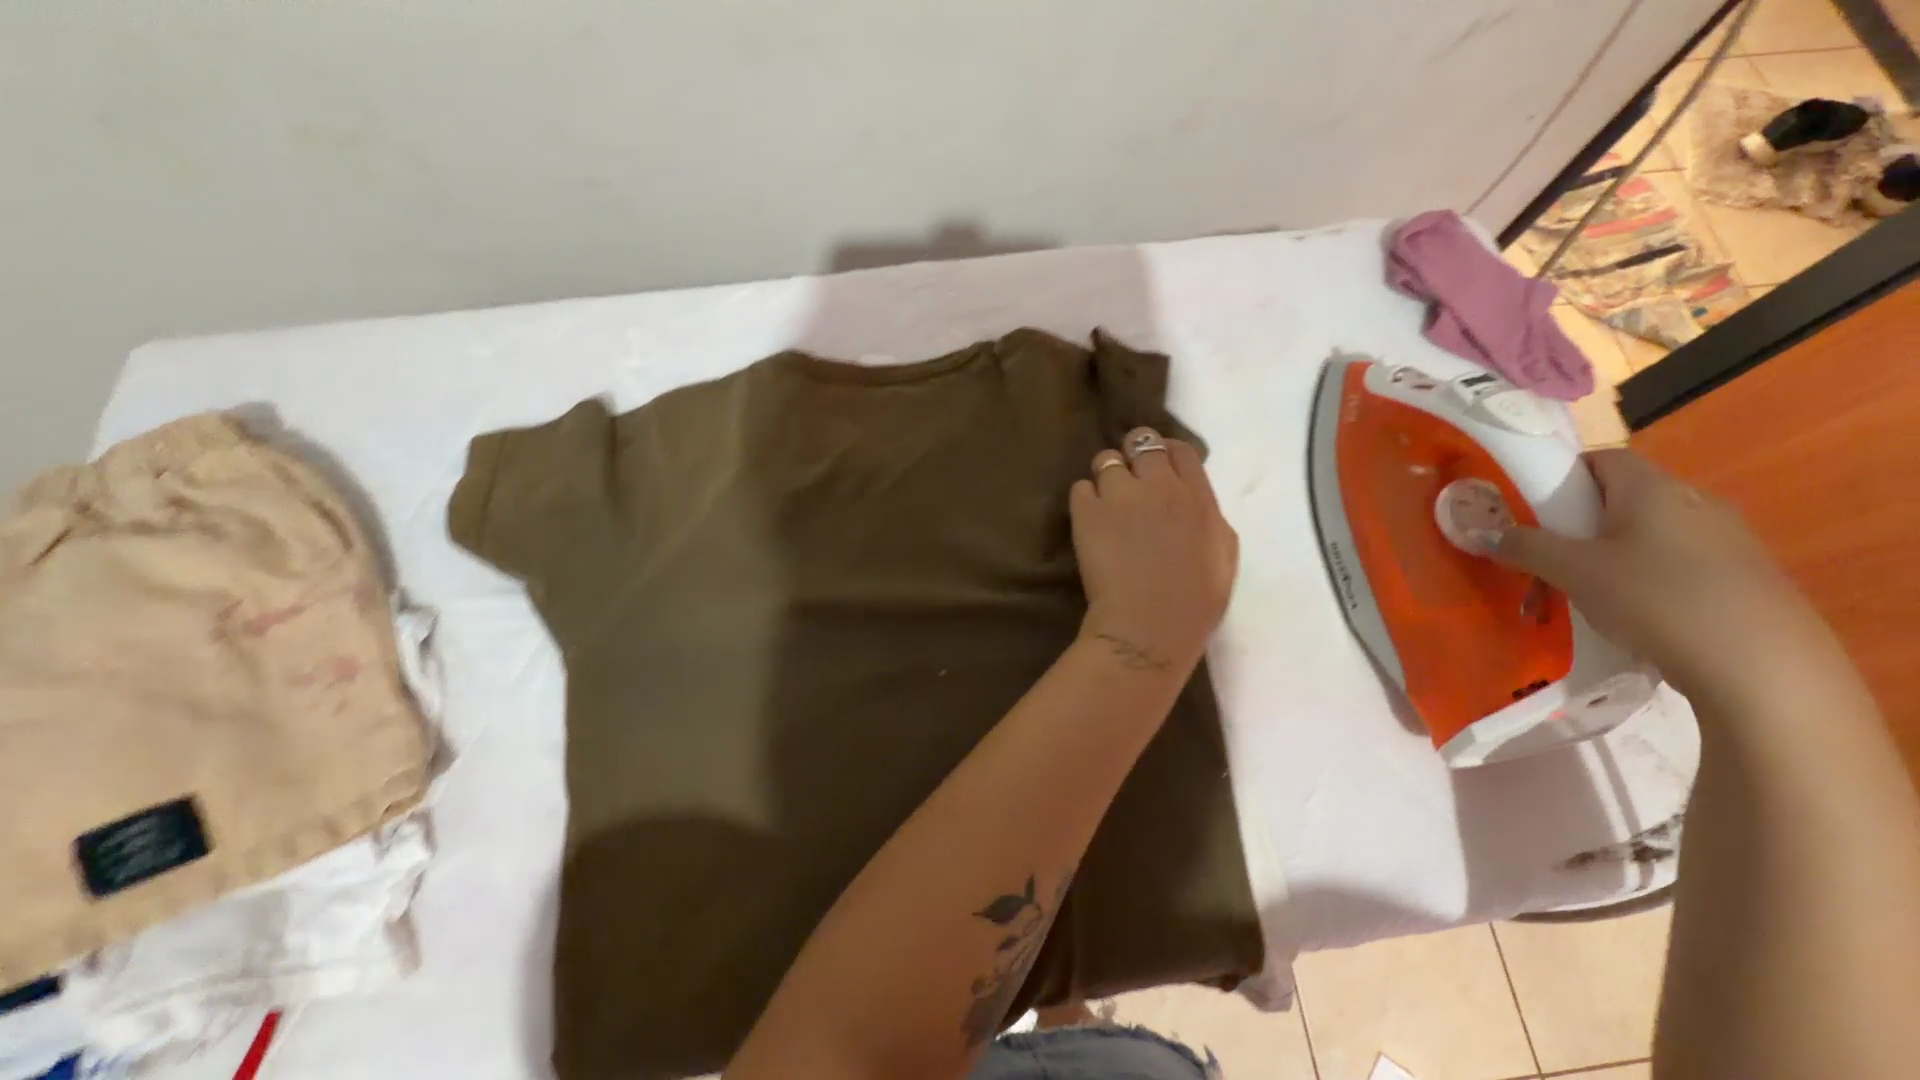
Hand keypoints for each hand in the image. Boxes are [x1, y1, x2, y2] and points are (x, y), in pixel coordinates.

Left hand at [1069, 426, 1238, 673]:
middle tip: (1127, 482)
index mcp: (1198, 498)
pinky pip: (1080, 488)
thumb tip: (1196, 506)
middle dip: (1133, 455)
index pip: (1180, 450)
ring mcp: (1121, 495)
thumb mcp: (1223, 559)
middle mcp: (1160, 486)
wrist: (1148, 627)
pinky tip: (1088, 523)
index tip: (1157, 469)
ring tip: (1105, 505)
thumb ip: (1210, 521)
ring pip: (1106, 460)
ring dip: (1106, 477)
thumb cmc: (1194, 605)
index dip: (1165, 454)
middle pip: (1141, 442)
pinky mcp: (1087, 511)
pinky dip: (1084, 501)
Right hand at [1486, 448, 1826, 696]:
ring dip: (1611, 559)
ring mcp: (1726, 539)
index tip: (1531, 510)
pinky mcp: (1744, 578)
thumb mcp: (1575, 571)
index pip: (1601, 458)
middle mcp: (1694, 500)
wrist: (1761, 664)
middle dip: (1579, 527)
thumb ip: (1525, 547)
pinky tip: (1634, 620)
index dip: (1562, 477)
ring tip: (1584, 600)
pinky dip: (1647, 583)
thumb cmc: (1656, 598)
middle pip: (1623, 499)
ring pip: (1649, 537)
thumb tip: (1479, 531)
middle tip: (1548, 562)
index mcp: (1652, 487)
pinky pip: (1678, 566)